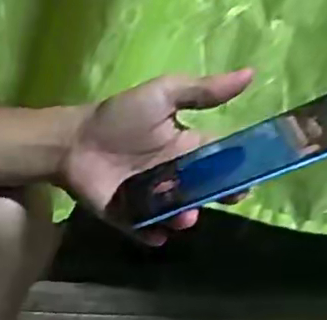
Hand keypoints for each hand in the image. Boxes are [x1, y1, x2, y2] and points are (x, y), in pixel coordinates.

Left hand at [59, 69, 255, 246]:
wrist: (75, 141)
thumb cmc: (119, 116)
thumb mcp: (164, 93)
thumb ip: (203, 91)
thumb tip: (250, 75)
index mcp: (184, 147)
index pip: (216, 160)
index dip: (234, 169)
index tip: (251, 176)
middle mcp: (169, 175)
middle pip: (198, 190)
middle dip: (214, 196)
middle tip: (228, 199)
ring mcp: (146, 198)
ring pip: (171, 212)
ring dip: (181, 217)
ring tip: (186, 217)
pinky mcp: (123, 215)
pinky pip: (140, 228)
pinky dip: (149, 234)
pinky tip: (158, 237)